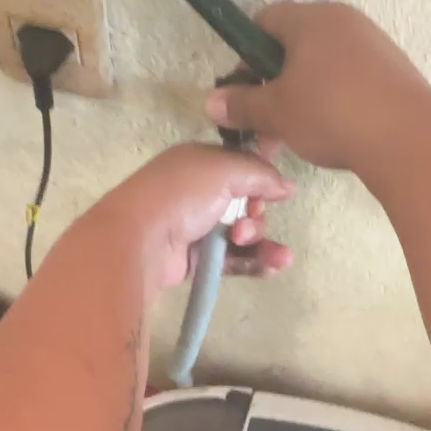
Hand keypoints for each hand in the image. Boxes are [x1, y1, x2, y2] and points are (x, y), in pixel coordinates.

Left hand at [94, 144, 294, 289]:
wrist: (142, 239)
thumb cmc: (182, 194)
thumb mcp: (224, 169)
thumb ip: (260, 174)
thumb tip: (288, 186)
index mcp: (202, 164)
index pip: (242, 170)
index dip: (262, 182)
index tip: (275, 194)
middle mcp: (200, 195)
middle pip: (245, 206)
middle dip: (256, 217)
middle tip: (245, 226)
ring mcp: (198, 229)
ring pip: (242, 236)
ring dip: (264, 244)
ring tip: (279, 256)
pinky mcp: (198, 261)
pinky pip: (233, 261)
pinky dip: (255, 262)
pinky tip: (276, 266)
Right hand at [205, 2, 430, 171]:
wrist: (404, 136)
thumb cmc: (331, 114)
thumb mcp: (277, 113)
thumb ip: (243, 106)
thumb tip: (211, 102)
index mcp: (310, 19)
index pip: (264, 22)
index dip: (245, 57)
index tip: (241, 94)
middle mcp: (342, 21)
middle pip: (294, 47)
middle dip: (273, 87)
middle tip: (264, 128)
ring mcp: (371, 45)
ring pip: (321, 69)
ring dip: (300, 101)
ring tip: (293, 140)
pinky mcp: (390, 72)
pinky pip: (348, 82)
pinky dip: (330, 105)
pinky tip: (329, 137)